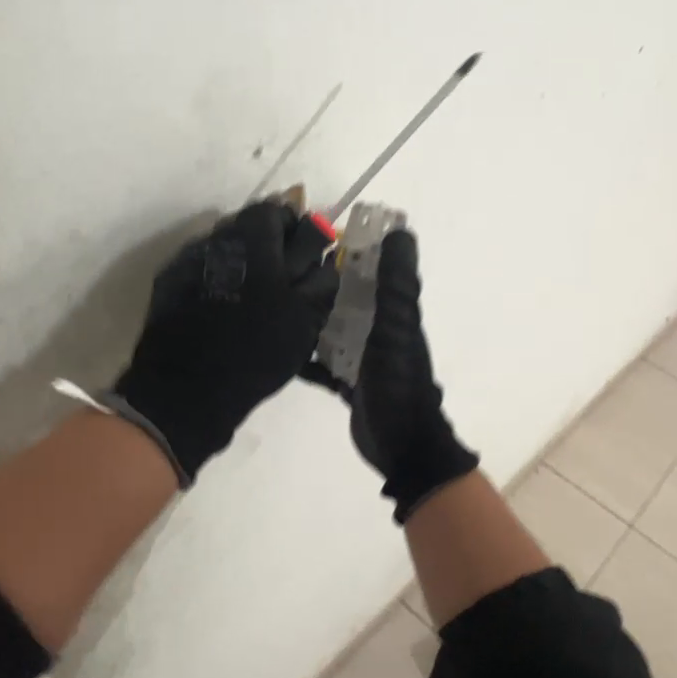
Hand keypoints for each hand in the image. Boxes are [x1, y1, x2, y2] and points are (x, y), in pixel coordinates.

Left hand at [111, 200, 338, 484]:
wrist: (186, 387)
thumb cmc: (257, 349)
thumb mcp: (305, 318)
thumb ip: (319, 280)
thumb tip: (323, 257)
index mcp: (253, 238)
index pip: (278, 211)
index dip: (295, 231)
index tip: (305, 257)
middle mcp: (216, 238)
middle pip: (248, 227)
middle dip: (268, 247)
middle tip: (282, 282)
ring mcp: (187, 260)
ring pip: (225, 249)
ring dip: (241, 264)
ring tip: (252, 299)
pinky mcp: (167, 283)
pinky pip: (201, 271)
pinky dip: (217, 282)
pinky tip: (223, 311)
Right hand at [303, 230, 478, 522]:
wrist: (403, 445)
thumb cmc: (400, 384)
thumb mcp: (397, 329)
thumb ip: (397, 286)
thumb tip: (400, 232)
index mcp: (394, 312)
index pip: (374, 271)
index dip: (352, 251)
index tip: (316, 236)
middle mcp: (380, 329)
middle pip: (349, 298)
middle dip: (322, 285)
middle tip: (281, 270)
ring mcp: (363, 358)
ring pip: (333, 329)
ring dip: (310, 319)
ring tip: (273, 306)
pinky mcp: (349, 384)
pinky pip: (324, 364)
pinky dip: (306, 358)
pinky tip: (279, 351)